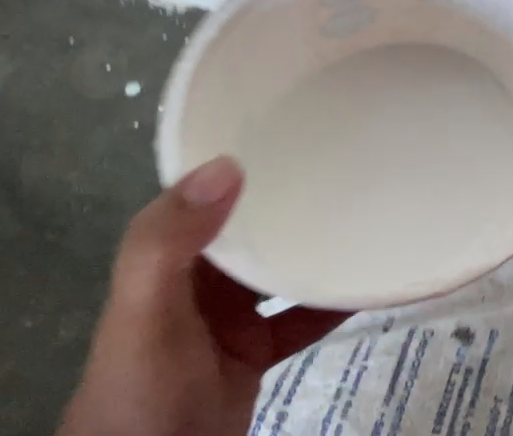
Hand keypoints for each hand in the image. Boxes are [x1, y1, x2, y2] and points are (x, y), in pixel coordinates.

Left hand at [58, 157, 350, 435]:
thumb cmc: (139, 397)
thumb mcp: (144, 319)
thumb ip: (168, 247)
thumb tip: (228, 163)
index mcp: (169, 263)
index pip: (203, 192)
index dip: (241, 154)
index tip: (297, 116)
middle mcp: (198, 283)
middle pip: (251, 224)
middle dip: (293, 192)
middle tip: (354, 155)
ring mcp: (229, 320)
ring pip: (281, 265)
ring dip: (319, 242)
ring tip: (371, 207)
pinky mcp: (256, 353)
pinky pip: (304, 316)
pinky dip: (337, 300)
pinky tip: (372, 281)